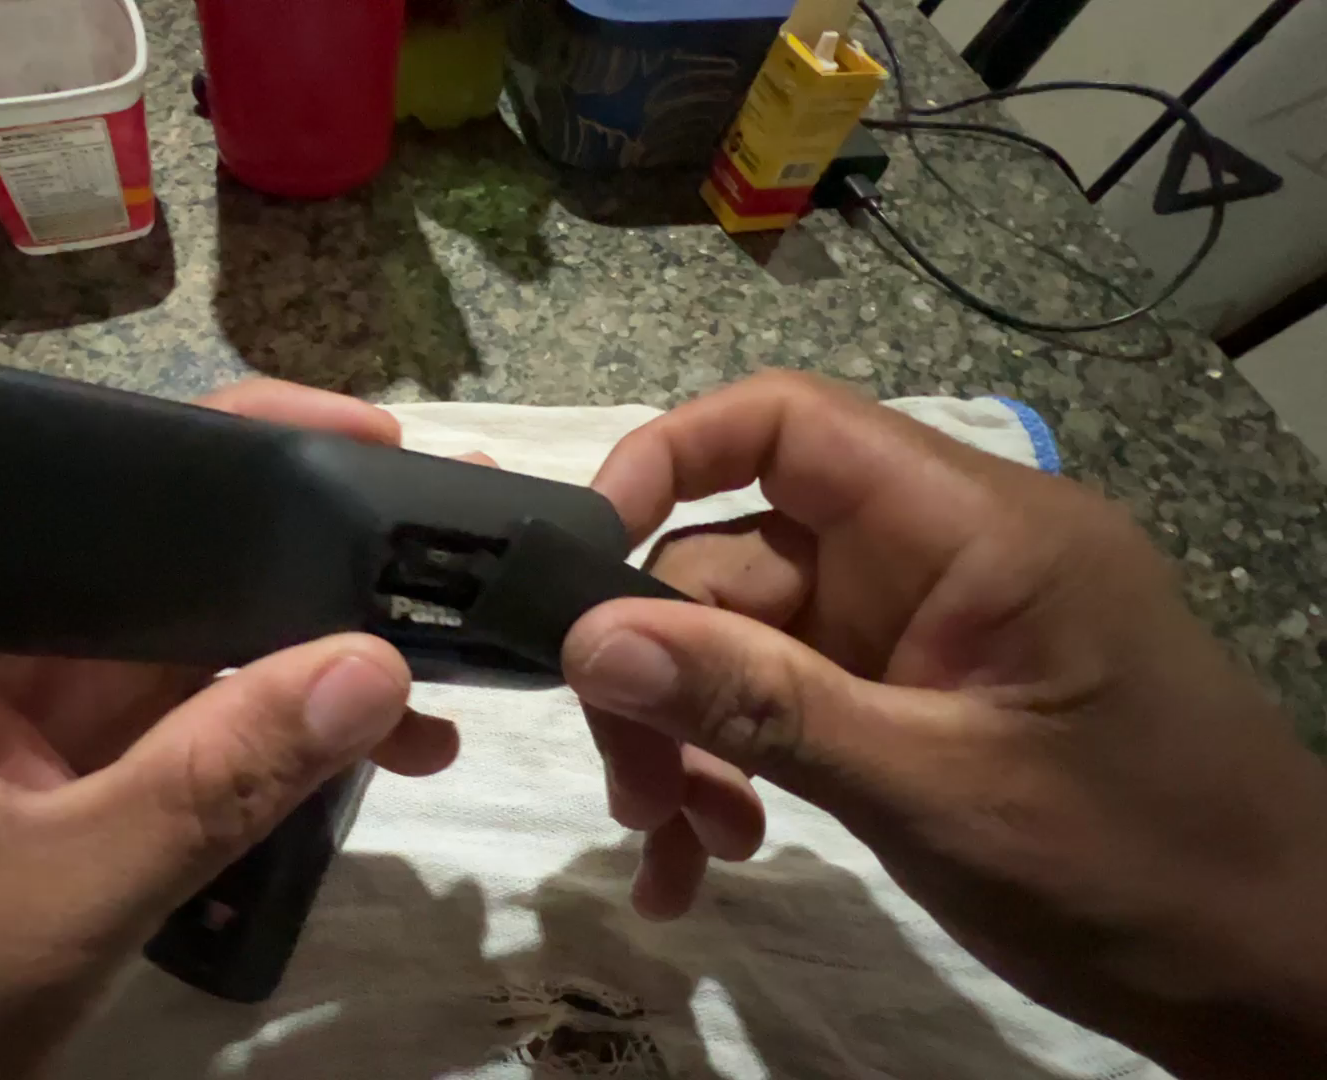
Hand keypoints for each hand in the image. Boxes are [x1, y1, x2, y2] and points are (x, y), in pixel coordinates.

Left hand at [0, 380, 457, 1079]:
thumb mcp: (61, 890)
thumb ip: (215, 783)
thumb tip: (375, 670)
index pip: (119, 500)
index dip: (249, 459)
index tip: (372, 445)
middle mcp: (24, 643)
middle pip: (193, 569)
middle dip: (317, 564)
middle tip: (436, 549)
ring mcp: (74, 713)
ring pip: (223, 653)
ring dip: (327, 663)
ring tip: (441, 673)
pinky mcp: (113, 775)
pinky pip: (227, 729)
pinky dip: (302, 737)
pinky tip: (387, 750)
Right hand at [562, 372, 1326, 1076]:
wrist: (1274, 998)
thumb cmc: (1145, 873)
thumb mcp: (932, 789)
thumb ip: (755, 707)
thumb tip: (588, 644)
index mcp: (959, 527)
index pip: (783, 422)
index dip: (666, 457)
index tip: (581, 547)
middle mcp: (902, 557)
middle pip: (717, 567)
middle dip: (656, 676)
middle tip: (635, 791)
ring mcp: (874, 629)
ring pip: (711, 648)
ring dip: (677, 742)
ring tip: (680, 843)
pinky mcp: (857, 691)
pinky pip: (742, 705)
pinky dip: (710, 771)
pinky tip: (704, 853)